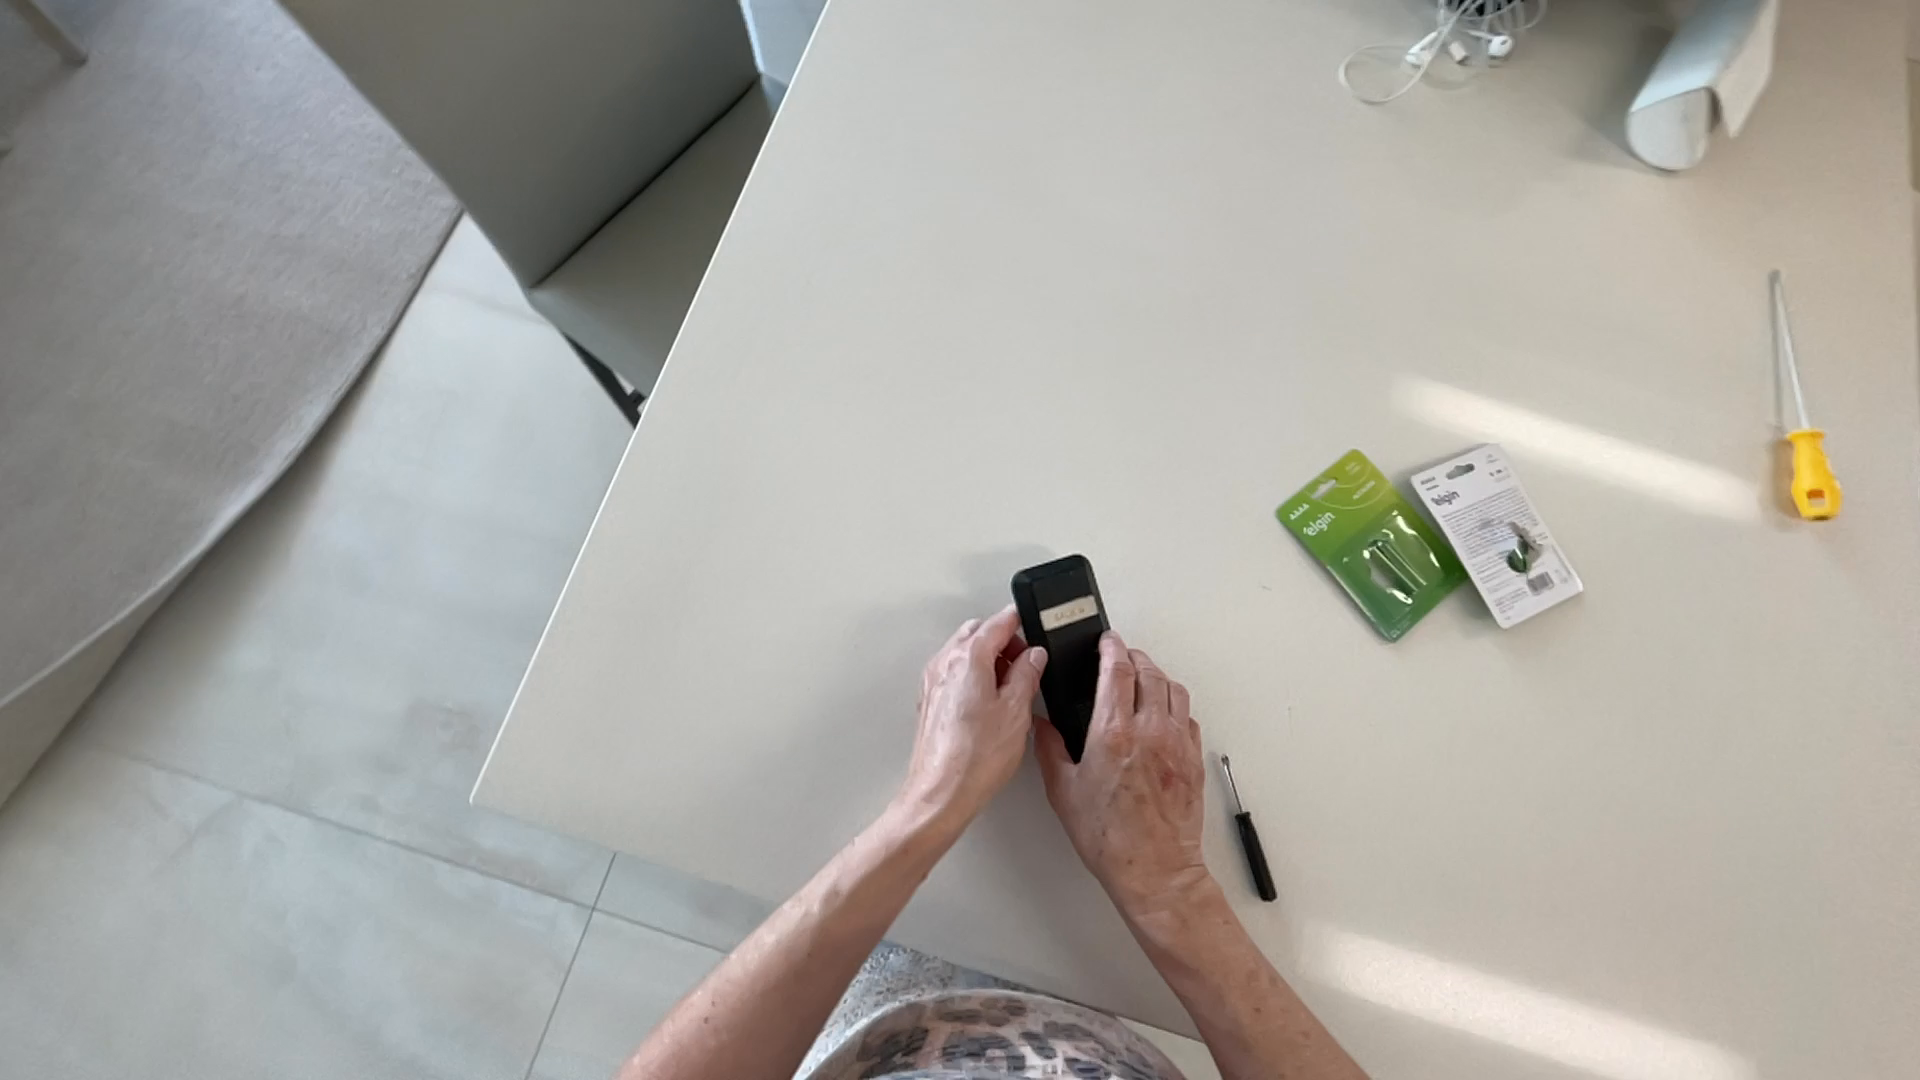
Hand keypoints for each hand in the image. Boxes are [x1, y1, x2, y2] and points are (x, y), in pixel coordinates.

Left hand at [895, 606, 1047, 829]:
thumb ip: (1027, 675)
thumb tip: (1034, 657)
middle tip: (1026, 660)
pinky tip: (990, 700)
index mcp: (968, 658)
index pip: (997, 623)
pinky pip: (954, 673)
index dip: (1019, 621)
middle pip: (977, 632)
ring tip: (1011, 683)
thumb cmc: (974, 759)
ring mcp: (934, 682)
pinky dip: (972, 674)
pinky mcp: (931, 701)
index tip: (1033, 625)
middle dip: (1003, 639)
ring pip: (963, 651)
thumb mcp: (1016, 711)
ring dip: (987, 656)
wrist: (941, 793)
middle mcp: (945, 664)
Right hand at [1036, 633, 1212, 918]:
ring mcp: (1176, 744)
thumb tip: (1042, 725)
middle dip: (1133, 656)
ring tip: (1143, 676)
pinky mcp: (1192, 760)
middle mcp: (1149, 731)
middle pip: (1148, 672)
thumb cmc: (1110, 838)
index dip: (1111, 648)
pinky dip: (1174, 704)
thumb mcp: (1064, 791)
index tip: (1106, 641)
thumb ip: (1049, 749)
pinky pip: (1188, 717)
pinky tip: (1163, 712)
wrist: (1155, 872)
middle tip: (1121, 655)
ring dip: (1156, 676)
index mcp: (1114, 733)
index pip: (1117, 671)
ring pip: (1173, 689)